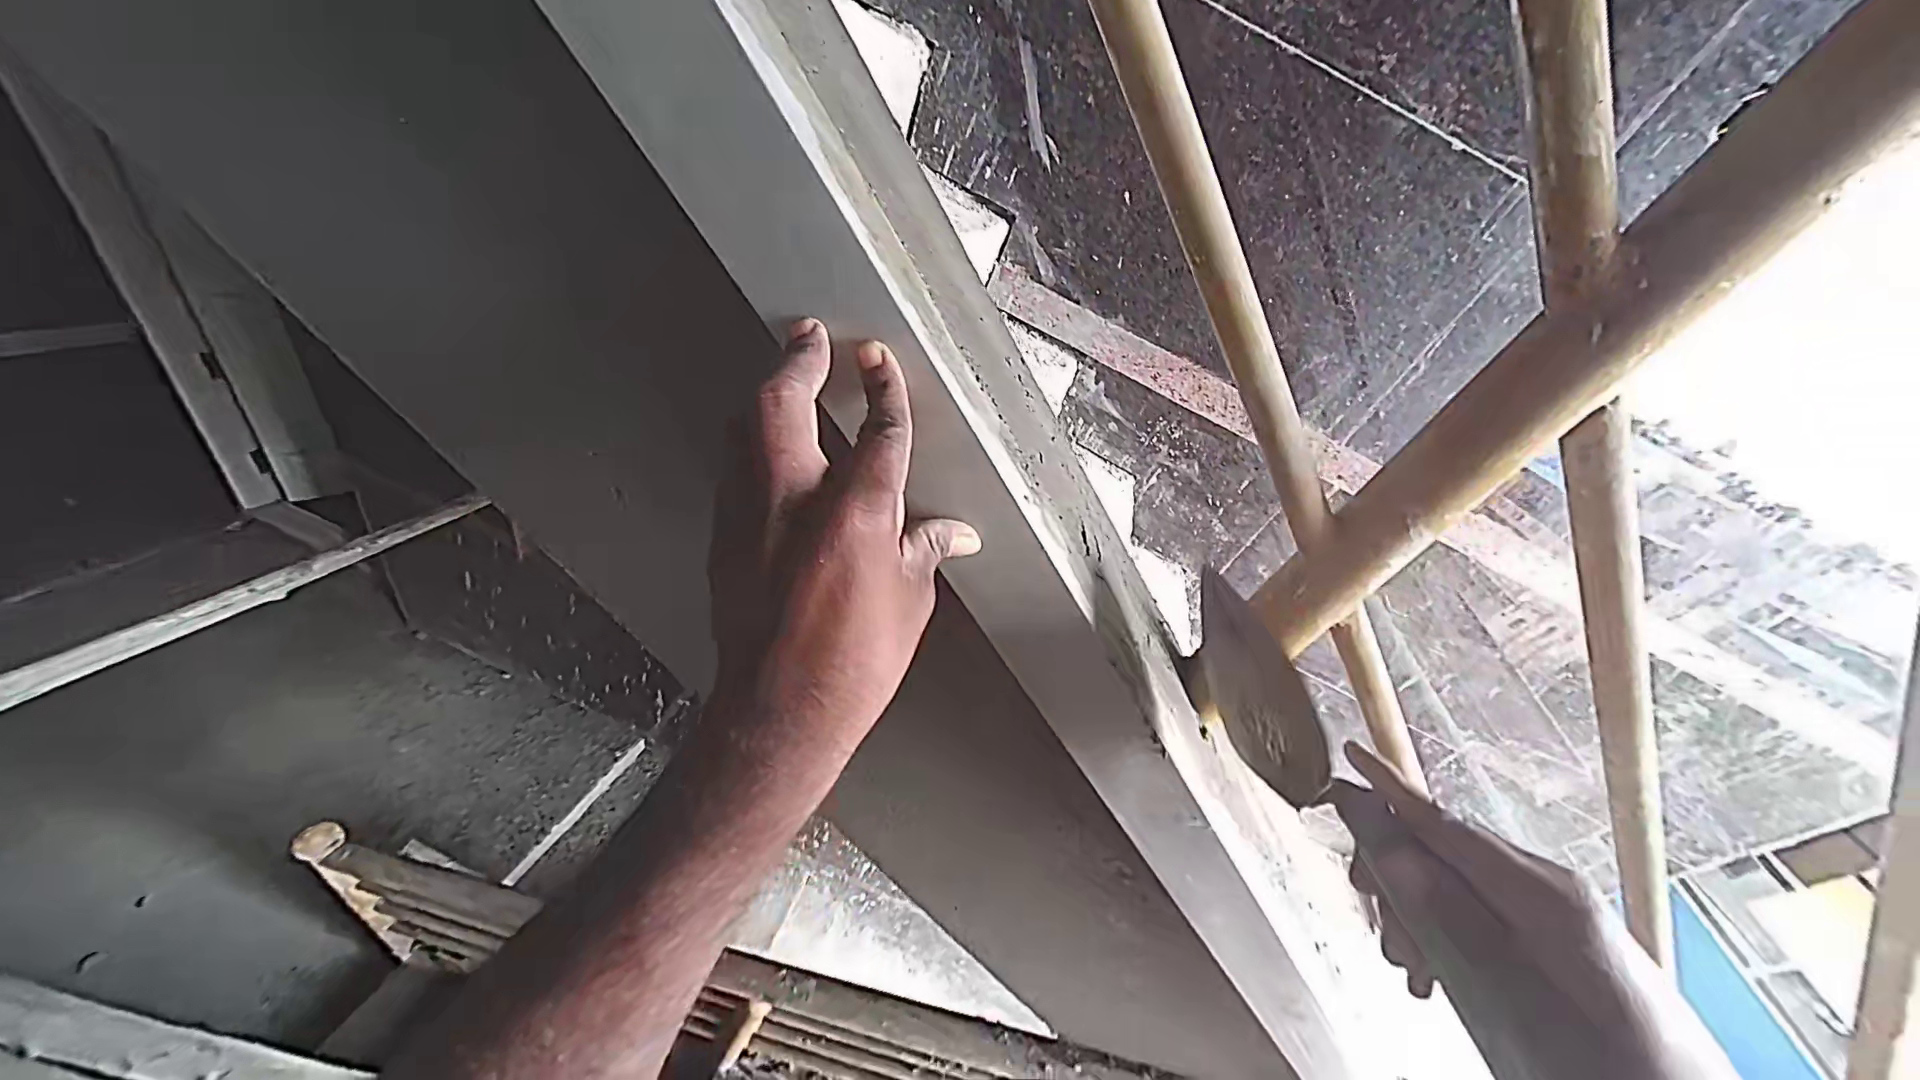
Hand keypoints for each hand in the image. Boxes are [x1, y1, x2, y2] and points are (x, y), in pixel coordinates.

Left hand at [708, 318, 979, 737]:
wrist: (779, 712)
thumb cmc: (850, 665)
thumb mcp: (908, 604)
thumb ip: (924, 552)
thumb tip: (952, 534)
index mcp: (856, 516)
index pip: (878, 432)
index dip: (885, 390)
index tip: (881, 364)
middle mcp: (795, 503)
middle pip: (784, 402)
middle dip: (798, 359)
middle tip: (811, 336)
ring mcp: (749, 517)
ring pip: (744, 428)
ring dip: (765, 395)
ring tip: (785, 378)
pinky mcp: (724, 539)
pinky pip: (733, 468)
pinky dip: (751, 443)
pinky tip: (766, 449)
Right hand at [1330, 743, 1736, 1079]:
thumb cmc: (1596, 1053)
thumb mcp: (1502, 980)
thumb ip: (1438, 905)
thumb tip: (1382, 842)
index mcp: (1535, 887)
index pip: (1440, 819)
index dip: (1388, 785)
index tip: (1351, 751)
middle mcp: (1544, 883)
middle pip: (1438, 849)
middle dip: (1393, 877)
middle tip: (1379, 926)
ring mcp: (1555, 908)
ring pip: (1453, 881)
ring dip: (1415, 912)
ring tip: (1413, 967)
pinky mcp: (1558, 934)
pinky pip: (1480, 907)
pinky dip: (1444, 928)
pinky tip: (1438, 971)